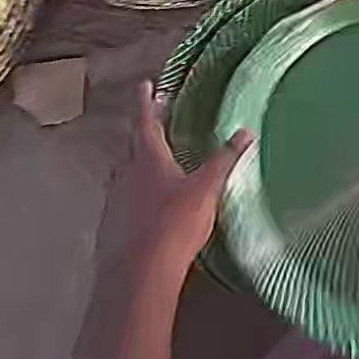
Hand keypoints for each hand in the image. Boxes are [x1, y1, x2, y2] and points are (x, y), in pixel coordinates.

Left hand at [96, 81, 251, 281]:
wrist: (139, 274)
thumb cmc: (174, 224)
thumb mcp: (207, 190)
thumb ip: (226, 160)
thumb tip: (246, 131)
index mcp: (148, 160)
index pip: (146, 122)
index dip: (147, 102)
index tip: (146, 84)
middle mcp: (126, 175)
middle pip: (134, 147)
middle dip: (144, 133)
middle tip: (154, 123)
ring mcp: (115, 202)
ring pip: (126, 175)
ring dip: (139, 166)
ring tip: (154, 166)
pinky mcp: (112, 227)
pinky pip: (124, 202)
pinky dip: (136, 196)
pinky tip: (148, 208)